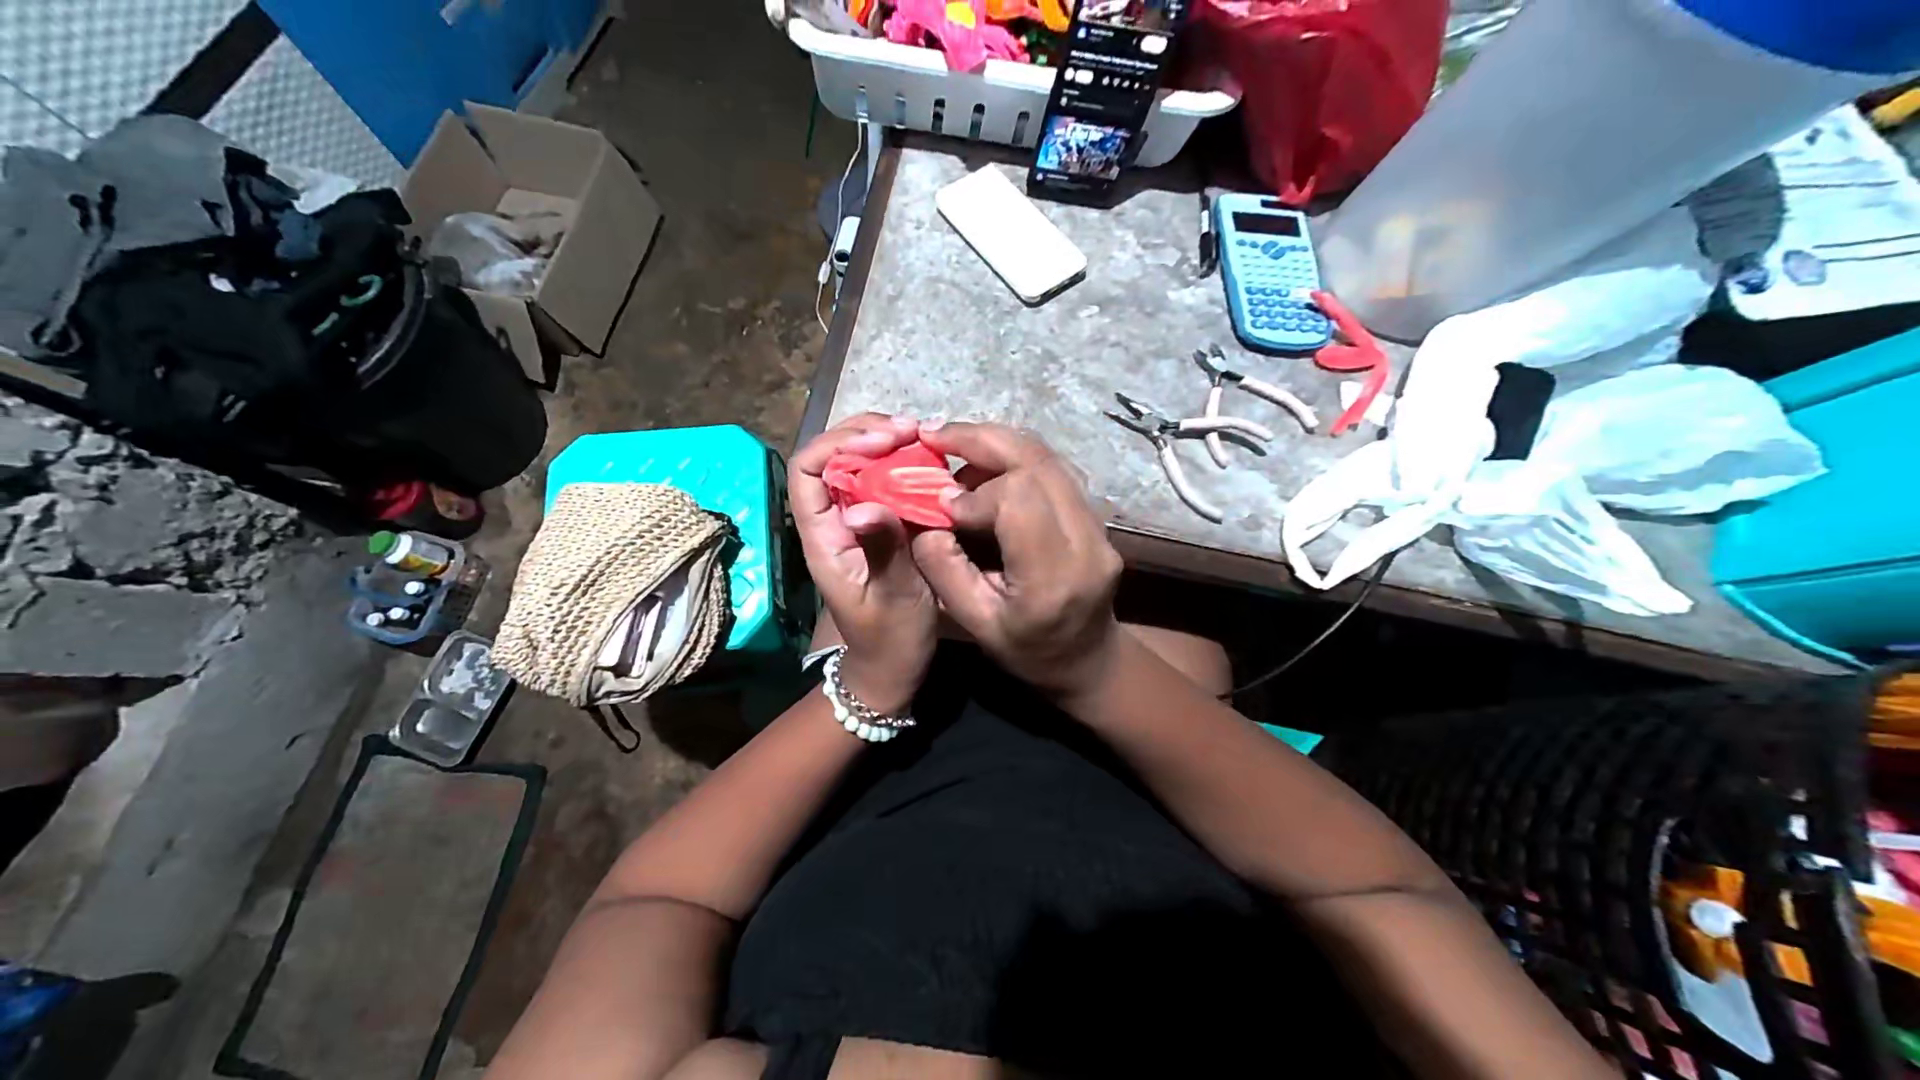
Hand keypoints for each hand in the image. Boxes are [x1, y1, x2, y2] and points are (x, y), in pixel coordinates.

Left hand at [790, 414, 948, 714]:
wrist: (893, 667)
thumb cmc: (890, 640)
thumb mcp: (892, 598)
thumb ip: (882, 550)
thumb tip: (866, 505)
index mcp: (824, 538)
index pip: (808, 471)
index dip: (839, 445)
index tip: (885, 441)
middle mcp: (833, 522)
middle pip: (830, 457)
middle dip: (865, 434)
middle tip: (910, 430)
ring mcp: (855, 522)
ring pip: (855, 464)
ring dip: (884, 443)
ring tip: (920, 438)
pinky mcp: (878, 527)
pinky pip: (881, 482)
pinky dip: (901, 464)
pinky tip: (927, 462)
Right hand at [908, 422, 1124, 700]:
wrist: (1089, 659)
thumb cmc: (1028, 651)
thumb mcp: (974, 623)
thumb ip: (944, 568)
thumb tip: (927, 513)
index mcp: (1053, 577)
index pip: (1018, 498)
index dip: (975, 492)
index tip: (945, 506)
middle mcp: (1086, 542)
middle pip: (1038, 462)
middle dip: (981, 440)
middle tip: (934, 434)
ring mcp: (1099, 525)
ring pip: (1049, 457)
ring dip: (997, 443)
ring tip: (954, 448)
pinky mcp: (1097, 515)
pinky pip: (1056, 469)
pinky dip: (1015, 457)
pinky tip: (985, 464)